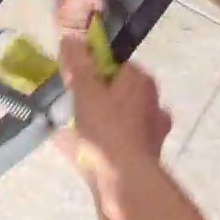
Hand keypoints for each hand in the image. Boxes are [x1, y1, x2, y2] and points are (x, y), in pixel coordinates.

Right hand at [55, 36, 172, 176]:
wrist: (124, 182)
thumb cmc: (107, 127)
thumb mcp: (86, 87)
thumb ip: (78, 61)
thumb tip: (71, 37)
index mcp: (141, 81)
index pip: (116, 62)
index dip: (92, 65)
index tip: (74, 72)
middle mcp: (151, 103)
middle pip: (116, 90)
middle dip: (94, 93)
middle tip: (71, 97)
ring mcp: (148, 133)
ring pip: (115, 117)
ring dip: (93, 117)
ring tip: (67, 120)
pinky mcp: (140, 158)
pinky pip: (111, 142)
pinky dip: (92, 140)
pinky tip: (68, 142)